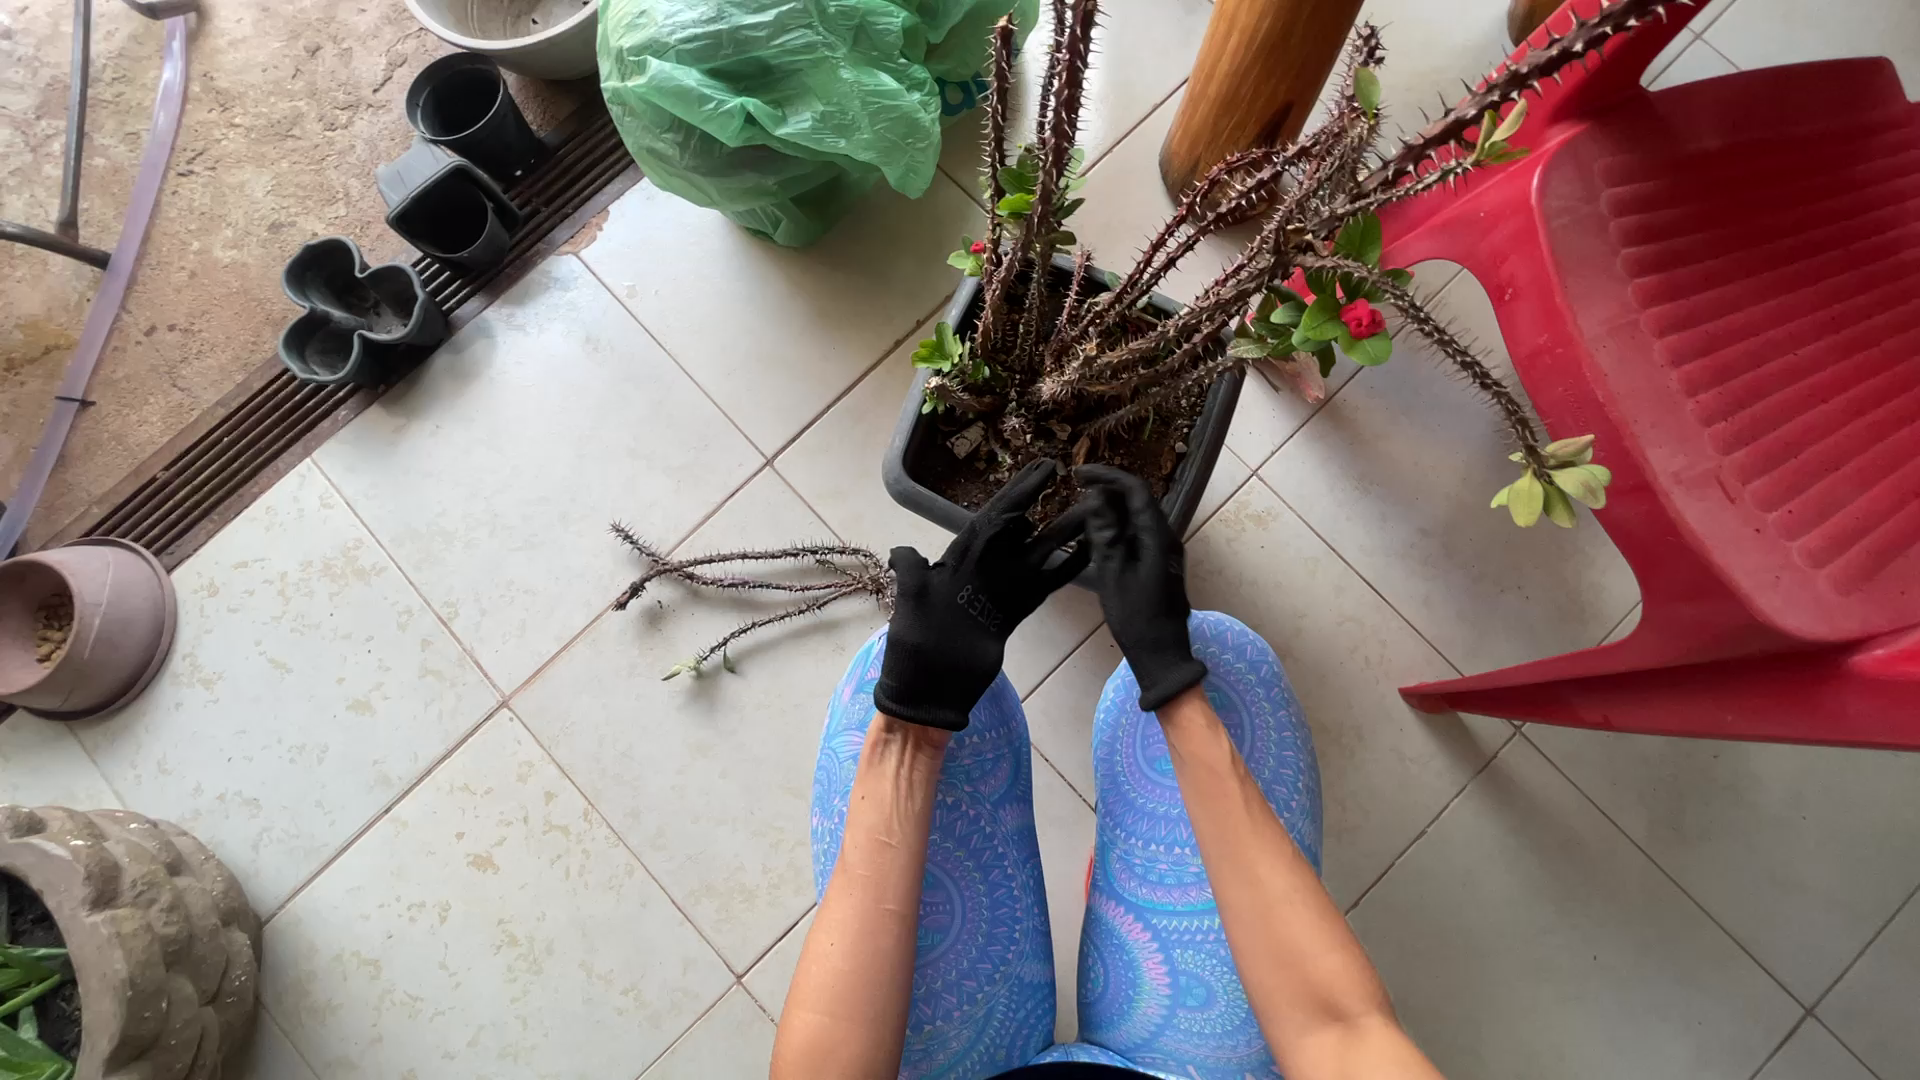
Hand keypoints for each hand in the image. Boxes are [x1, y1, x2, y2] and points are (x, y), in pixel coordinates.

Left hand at [875, 459, 1088, 729]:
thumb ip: (911, 573)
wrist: (928, 691)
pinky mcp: (1012, 615)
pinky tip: (1087, 557)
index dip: (1017, 493)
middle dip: (1041, 501)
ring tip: (1091, 512)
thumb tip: (900, 550)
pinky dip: (1065, 573)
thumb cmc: (914, 647)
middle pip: (1018, 528)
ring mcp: (1000, 592)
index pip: (992, 518)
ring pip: (1036, 555)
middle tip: (1071, 476)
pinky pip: (1043, 587)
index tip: (1042, 468)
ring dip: (1063, 534)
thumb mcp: (909, 604)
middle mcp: (983, 570)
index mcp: (958, 560)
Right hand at [1074, 465, 1206, 710]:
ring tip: (1082, 508)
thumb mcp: (1113, 574)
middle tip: (1077, 487)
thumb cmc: (1136, 618)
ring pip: (1138, 516)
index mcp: (1158, 537)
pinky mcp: (1159, 563)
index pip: (1135, 490)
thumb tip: (1096, 497)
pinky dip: (1118, 526)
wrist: (1162, 654)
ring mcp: (1164, 550)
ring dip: (1112, 507)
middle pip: (1138, 499)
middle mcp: (1166, 537)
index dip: (1108, 476)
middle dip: (1108, 488)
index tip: (1079, 474)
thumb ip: (1106, 534)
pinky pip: (1138, 533)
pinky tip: (1097, 535)